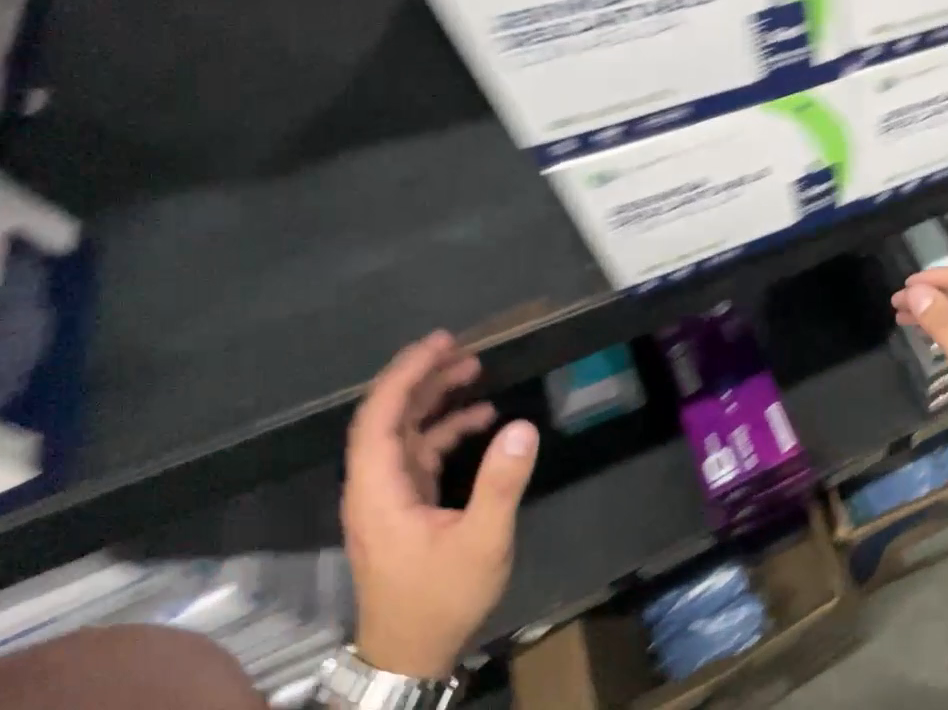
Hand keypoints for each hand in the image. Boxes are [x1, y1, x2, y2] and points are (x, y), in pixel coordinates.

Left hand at [342, 331, 539, 678]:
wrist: (412, 653)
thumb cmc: (441, 597)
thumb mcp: (481, 541)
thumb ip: (501, 483)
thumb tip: (522, 426)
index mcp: (379, 491)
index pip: (379, 418)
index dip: (406, 376)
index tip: (440, 344)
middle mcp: (375, 488)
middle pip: (388, 418)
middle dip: (423, 379)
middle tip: (465, 348)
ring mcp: (388, 499)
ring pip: (404, 434)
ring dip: (436, 401)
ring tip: (476, 372)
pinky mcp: (405, 509)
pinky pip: (420, 455)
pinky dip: (447, 431)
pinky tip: (483, 421)